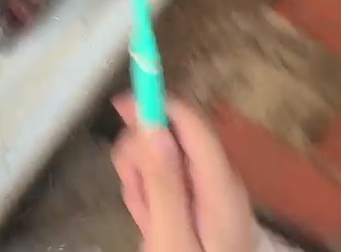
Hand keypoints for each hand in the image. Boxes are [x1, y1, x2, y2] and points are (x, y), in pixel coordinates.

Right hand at [110, 94, 258, 251]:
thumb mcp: (171, 240)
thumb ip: (163, 183)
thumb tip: (152, 125)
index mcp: (221, 187)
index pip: (191, 122)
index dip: (156, 103)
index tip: (118, 106)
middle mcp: (221, 184)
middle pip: (174, 137)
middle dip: (142, 152)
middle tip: (128, 183)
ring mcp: (213, 198)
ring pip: (166, 160)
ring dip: (144, 178)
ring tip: (142, 216)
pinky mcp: (203, 210)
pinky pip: (170, 184)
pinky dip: (152, 195)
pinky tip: (150, 223)